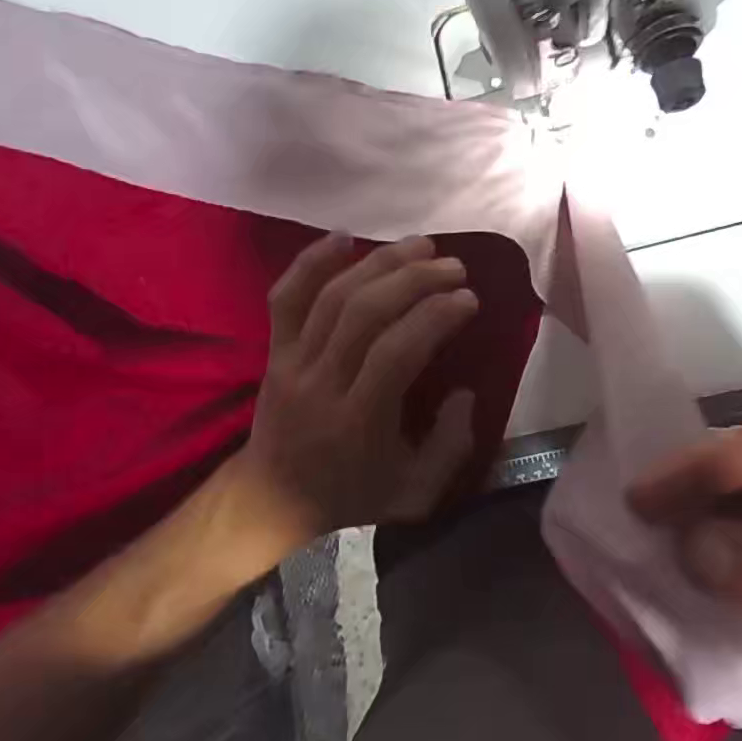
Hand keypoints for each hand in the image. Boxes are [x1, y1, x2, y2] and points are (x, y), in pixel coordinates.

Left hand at [227, 232, 481, 546]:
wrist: (272, 504)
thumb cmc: (350, 501)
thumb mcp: (414, 495)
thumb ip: (450, 447)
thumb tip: (466, 392)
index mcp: (357, 423)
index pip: (396, 352)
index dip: (435, 317)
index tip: (469, 300)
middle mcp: (320, 384)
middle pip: (364, 313)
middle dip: (414, 280)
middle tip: (454, 267)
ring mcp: (291, 363)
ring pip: (332, 296)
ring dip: (379, 262)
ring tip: (421, 245)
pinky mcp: (273, 352)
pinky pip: (285, 297)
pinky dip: (311, 261)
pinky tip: (344, 236)